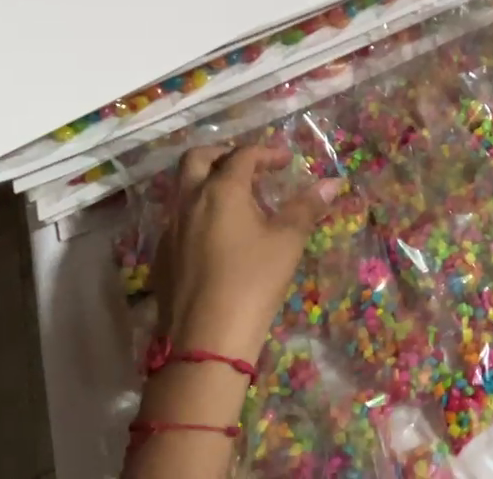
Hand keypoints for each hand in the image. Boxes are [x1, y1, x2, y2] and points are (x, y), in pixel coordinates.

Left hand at [154, 143, 339, 363]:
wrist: (205, 340)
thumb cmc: (253, 281)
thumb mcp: (287, 241)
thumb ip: (306, 207)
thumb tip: (331, 183)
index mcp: (221, 190)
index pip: (242, 155)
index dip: (266, 152)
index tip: (286, 162)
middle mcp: (189, 201)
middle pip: (197, 159)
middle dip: (224, 154)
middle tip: (249, 168)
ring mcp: (170, 230)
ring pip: (183, 190)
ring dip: (208, 183)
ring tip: (238, 202)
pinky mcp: (161, 257)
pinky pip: (178, 220)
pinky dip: (198, 213)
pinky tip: (218, 237)